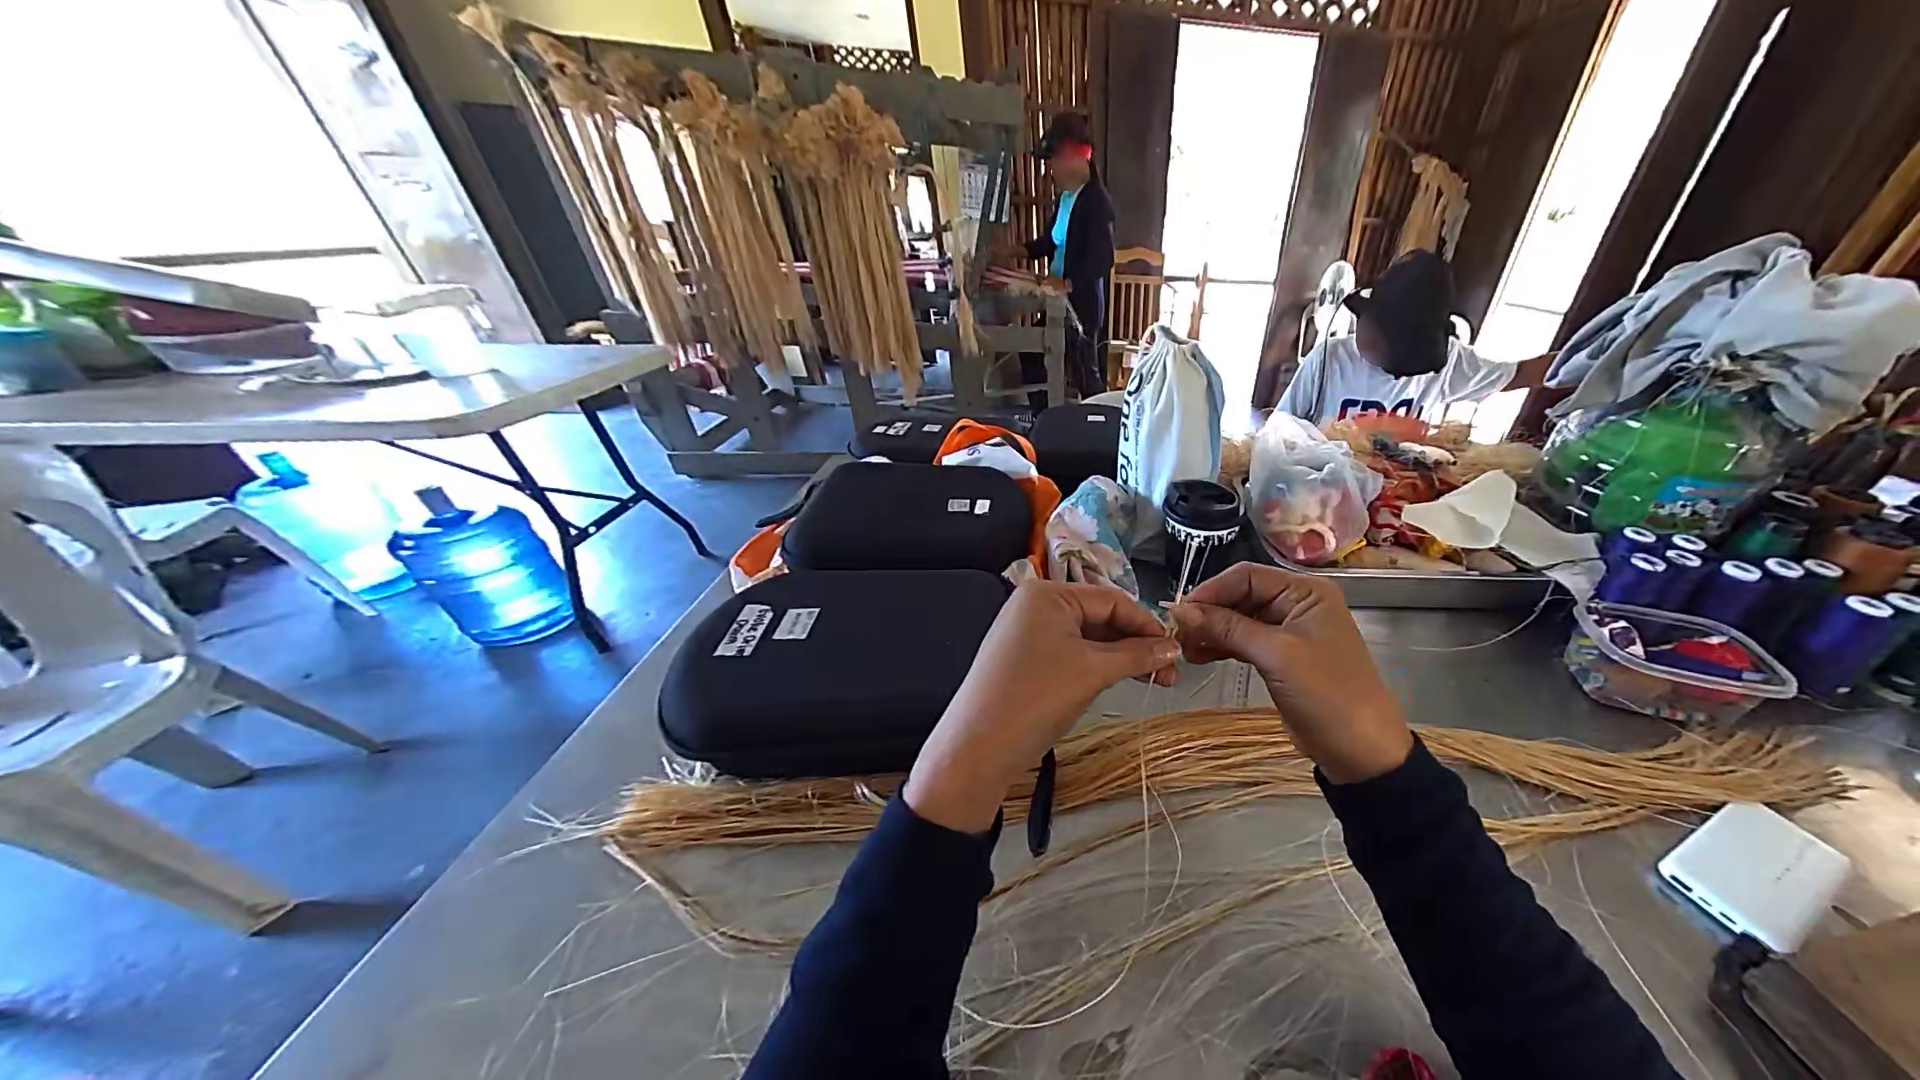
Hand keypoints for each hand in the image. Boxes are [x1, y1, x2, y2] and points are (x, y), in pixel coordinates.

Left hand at [903, 581, 1180, 831]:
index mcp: (1046, 594)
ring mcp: (1025, 632)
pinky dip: (1095, 665)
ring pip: (1085, 637)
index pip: (1110, 599)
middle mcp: (1033, 605)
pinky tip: (1118, 679)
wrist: (979, 746)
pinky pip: (1068, 652)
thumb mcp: (1093, 672)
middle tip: (1169, 671)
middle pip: (1098, 616)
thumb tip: (1171, 646)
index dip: (1146, 624)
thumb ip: (1136, 654)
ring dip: (1118, 657)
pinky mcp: (1023, 658)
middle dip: (1135, 643)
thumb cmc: (1036, 698)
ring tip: (1152, 679)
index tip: (1176, 649)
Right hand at [1169, 563, 1411, 783]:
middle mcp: (1296, 604)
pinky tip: (1197, 656)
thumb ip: (1227, 628)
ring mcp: (1286, 631)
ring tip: (1184, 648)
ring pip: (1236, 620)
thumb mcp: (1276, 655)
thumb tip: (1180, 610)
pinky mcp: (1278, 657)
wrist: (1361, 751)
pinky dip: (1219, 647)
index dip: (1211, 591)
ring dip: (1210, 631)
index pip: (1246, 576)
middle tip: (1178, 633)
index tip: (1180, 611)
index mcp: (1305, 592)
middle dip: (1208, 613)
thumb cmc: (1328, 695)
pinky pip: (1240, 641)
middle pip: (1238, 596)